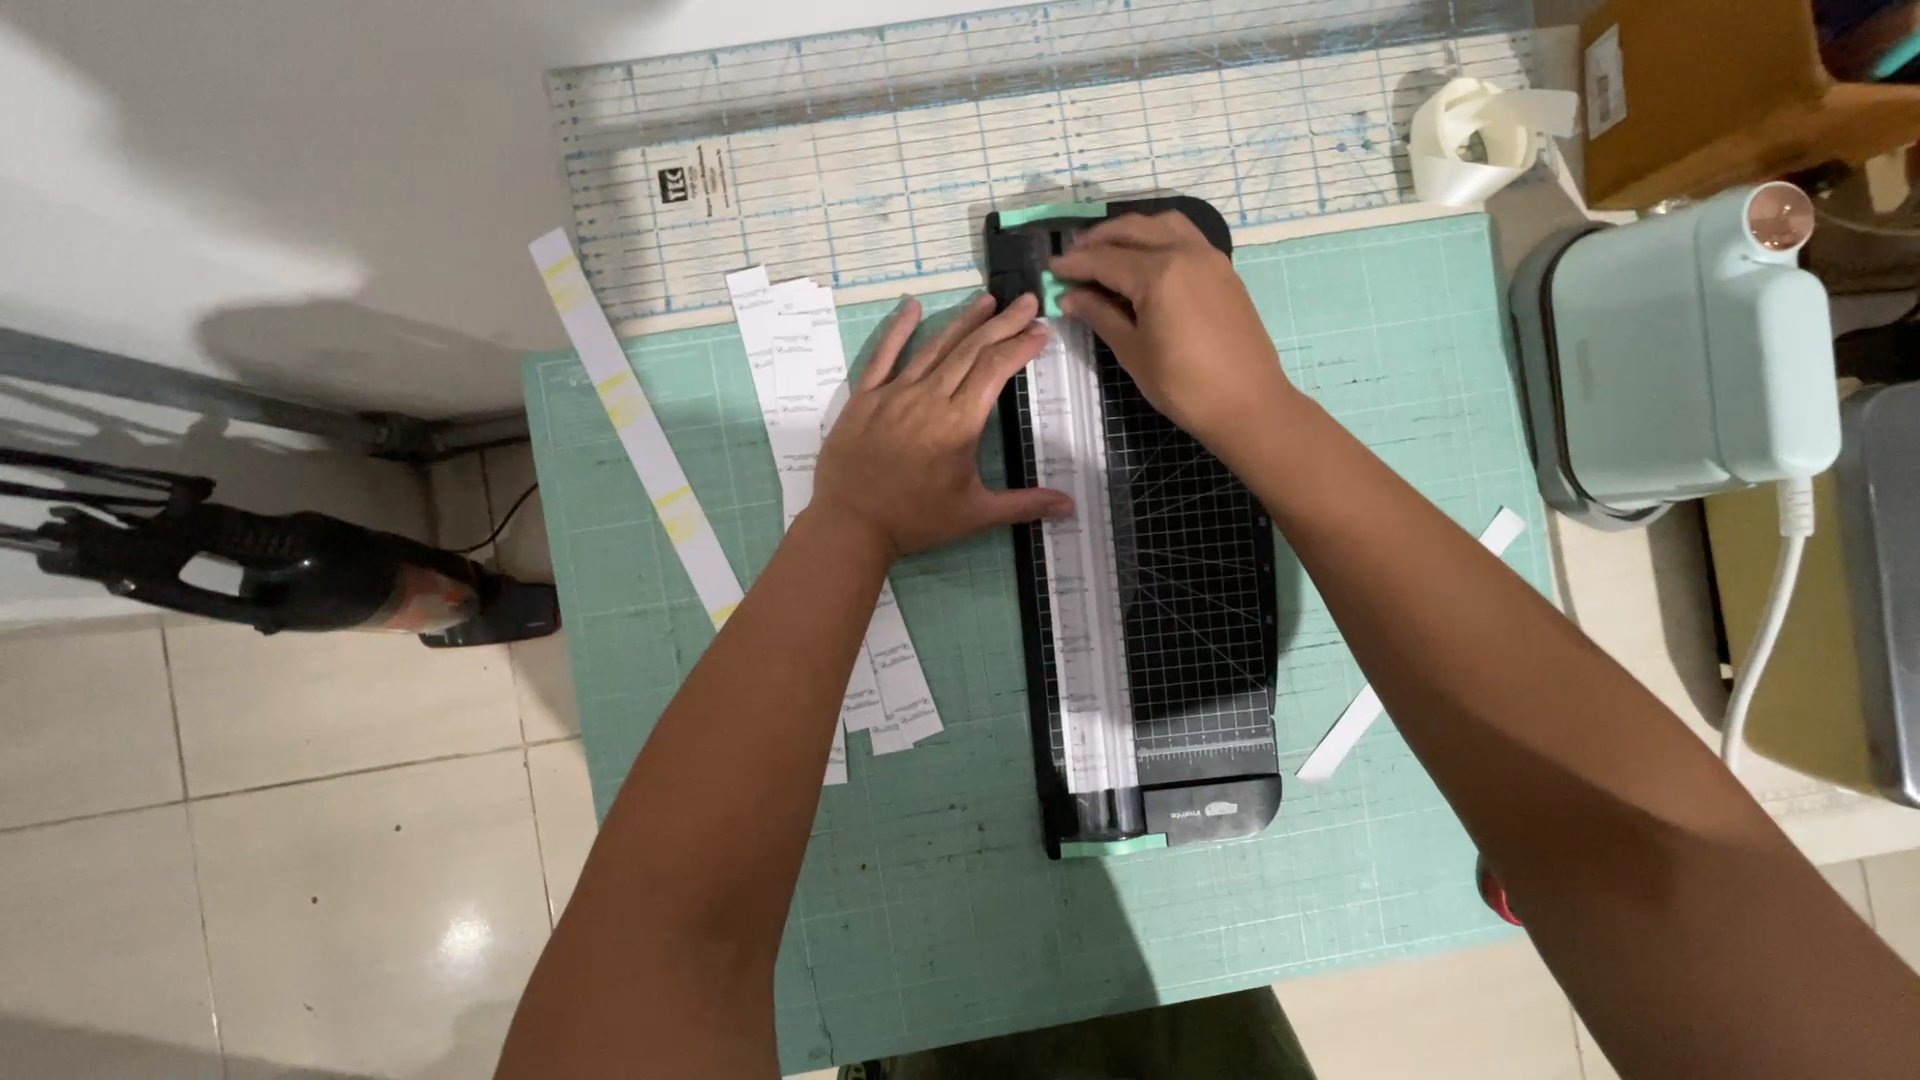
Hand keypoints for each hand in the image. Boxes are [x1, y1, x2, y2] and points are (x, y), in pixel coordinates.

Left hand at [811, 292, 1073, 556]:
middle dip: (1003, 323)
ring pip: (934, 347)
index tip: (1040, 331)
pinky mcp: (865, 397)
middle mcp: (929, 398)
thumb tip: (1070, 507)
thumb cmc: (915, 521)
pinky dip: (898, 328)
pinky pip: (883, 355)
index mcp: (959, 423)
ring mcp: (894, 393)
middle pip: (971, 350)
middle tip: (1026, 302)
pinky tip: (911, 305)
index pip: (996, 370)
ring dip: (963, 321)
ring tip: (986, 300)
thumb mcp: (975, 515)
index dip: (1020, 346)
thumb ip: (1024, 505)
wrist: (851, 524)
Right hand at [1051, 212, 1295, 446]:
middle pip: (1132, 230)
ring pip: (1162, 225)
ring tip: (1107, 252)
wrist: (1247, 403)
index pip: (1105, 260)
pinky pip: (1184, 237)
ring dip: (1130, 232)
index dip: (1074, 265)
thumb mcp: (1133, 352)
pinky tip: (1143, 261)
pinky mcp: (1223, 270)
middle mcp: (1185, 253)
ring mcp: (1209, 258)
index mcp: (1159, 274)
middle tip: (1072, 258)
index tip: (1050, 270)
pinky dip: (1157, 238)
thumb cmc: (1184, 386)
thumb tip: (1070, 297)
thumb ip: (1101, 316)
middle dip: (1098, 241)